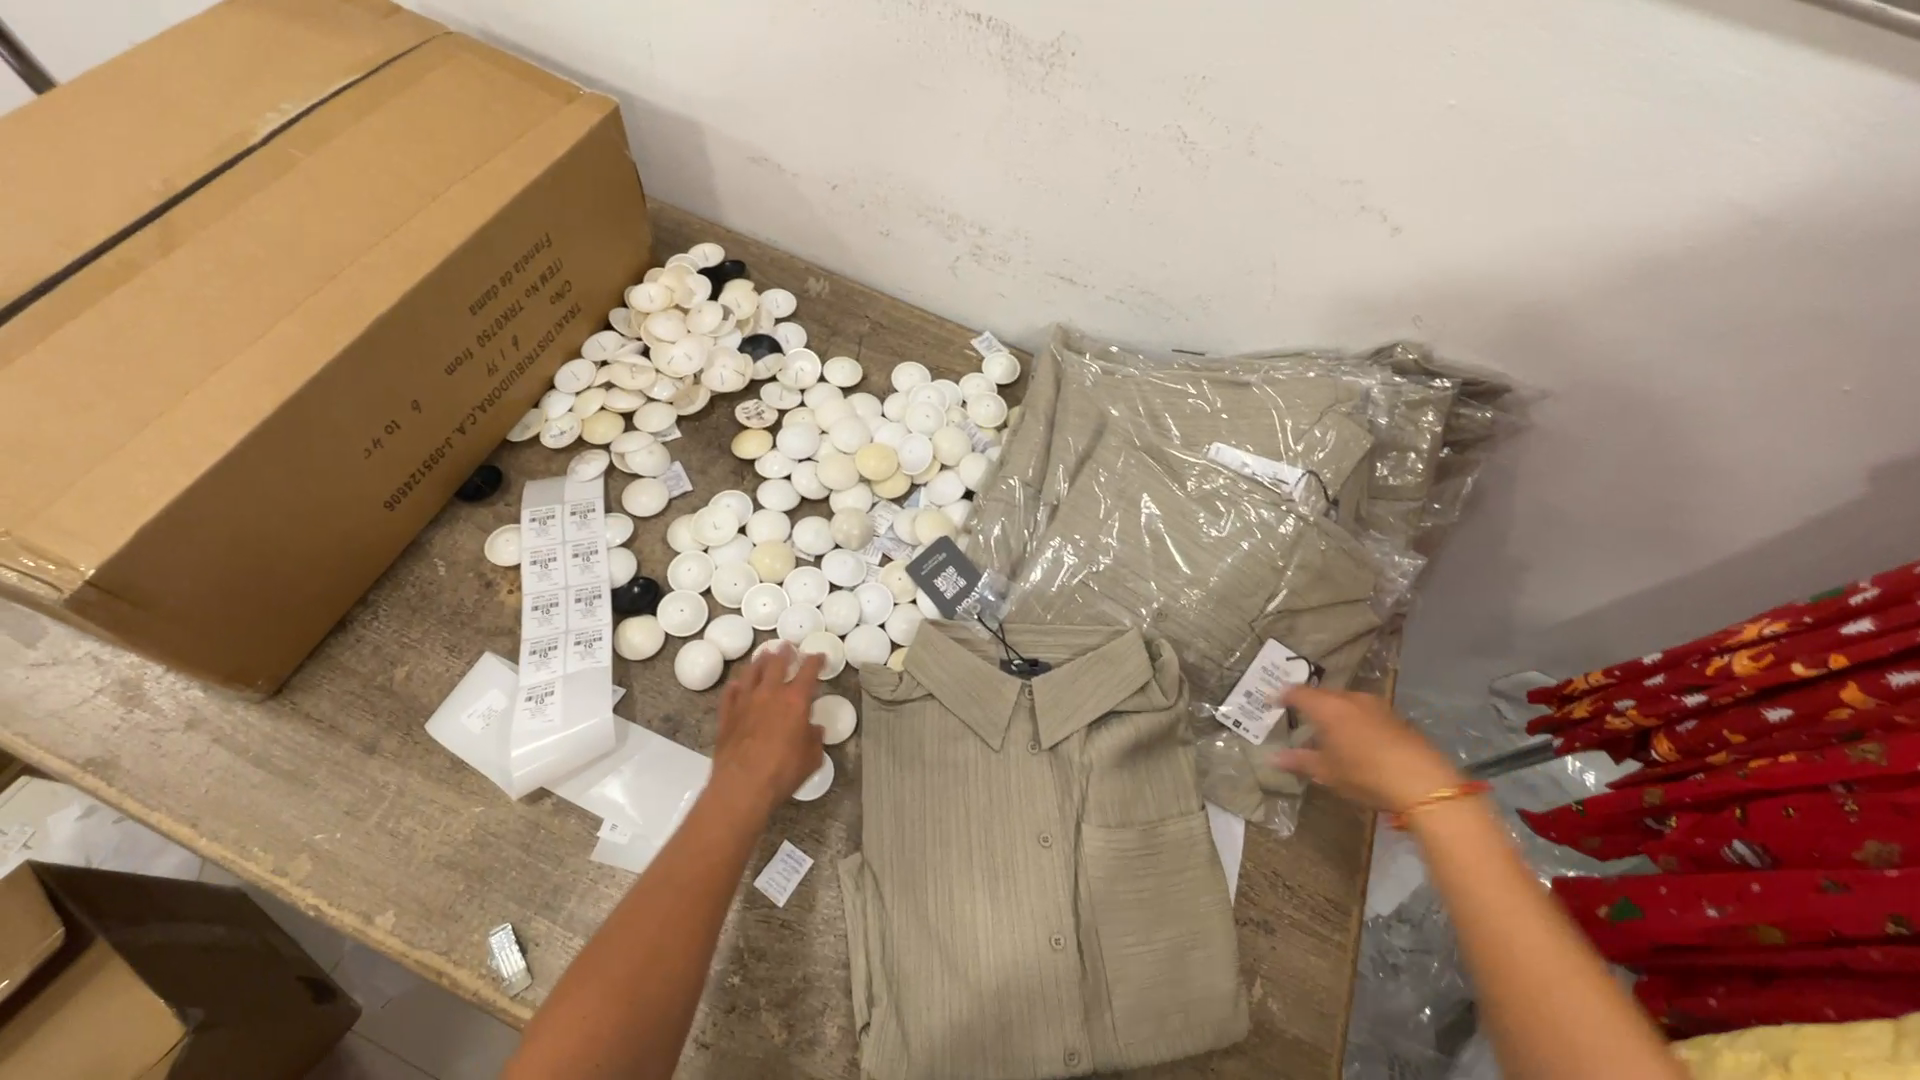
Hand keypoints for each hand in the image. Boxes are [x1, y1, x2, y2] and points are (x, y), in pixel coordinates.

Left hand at [710, 645, 826, 816]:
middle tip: (788, 646)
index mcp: (795, 700)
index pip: (808, 670)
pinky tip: (738, 684)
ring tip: (764, 655)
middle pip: (776, 663)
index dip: (815, 660)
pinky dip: (737, 685)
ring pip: (751, 672)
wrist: (742, 786)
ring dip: (760, 661)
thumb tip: (814, 729)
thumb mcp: (812, 758)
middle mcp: (769, 694)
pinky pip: (731, 693)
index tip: (819, 656)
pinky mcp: (727, 715)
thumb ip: (814, 740)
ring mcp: (745, 702)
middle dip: (784, 652)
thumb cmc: (783, 772)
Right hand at [1269, 685, 1465, 814]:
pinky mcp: (1396, 717)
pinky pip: (1364, 711)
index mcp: (1327, 707)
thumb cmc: (1365, 774)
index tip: (1274, 703)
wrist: (1423, 781)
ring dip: (1334, 712)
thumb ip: (1299, 761)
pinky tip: (1356, 740)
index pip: (1298, 692)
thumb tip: (1274, 757)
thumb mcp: (1327, 772)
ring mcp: (1376, 706)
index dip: (1283, 696)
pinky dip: (1354, 720)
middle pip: (1323, 695)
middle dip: (1310, 705)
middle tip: (1300, 720)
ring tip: (1328, 731)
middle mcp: (1350, 699)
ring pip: (1346, 702)